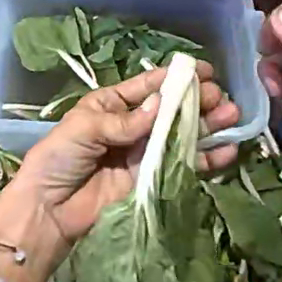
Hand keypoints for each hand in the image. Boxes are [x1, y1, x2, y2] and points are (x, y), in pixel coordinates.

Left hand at [0, 63, 239, 247]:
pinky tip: (228, 151)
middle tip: (220, 96)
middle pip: (171, 110)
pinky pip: (182, 165)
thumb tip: (160, 104)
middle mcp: (131, 126)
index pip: (147, 86)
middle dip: (197, 101)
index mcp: (111, 105)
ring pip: (182, 135)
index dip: (174, 78)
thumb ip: (123, 120)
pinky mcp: (152, 179)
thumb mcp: (84, 129)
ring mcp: (143, 153)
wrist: (48, 210)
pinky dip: (206, 159)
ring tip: (232, 116)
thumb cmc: (58, 159)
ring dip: (208, 126)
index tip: (203, 70)